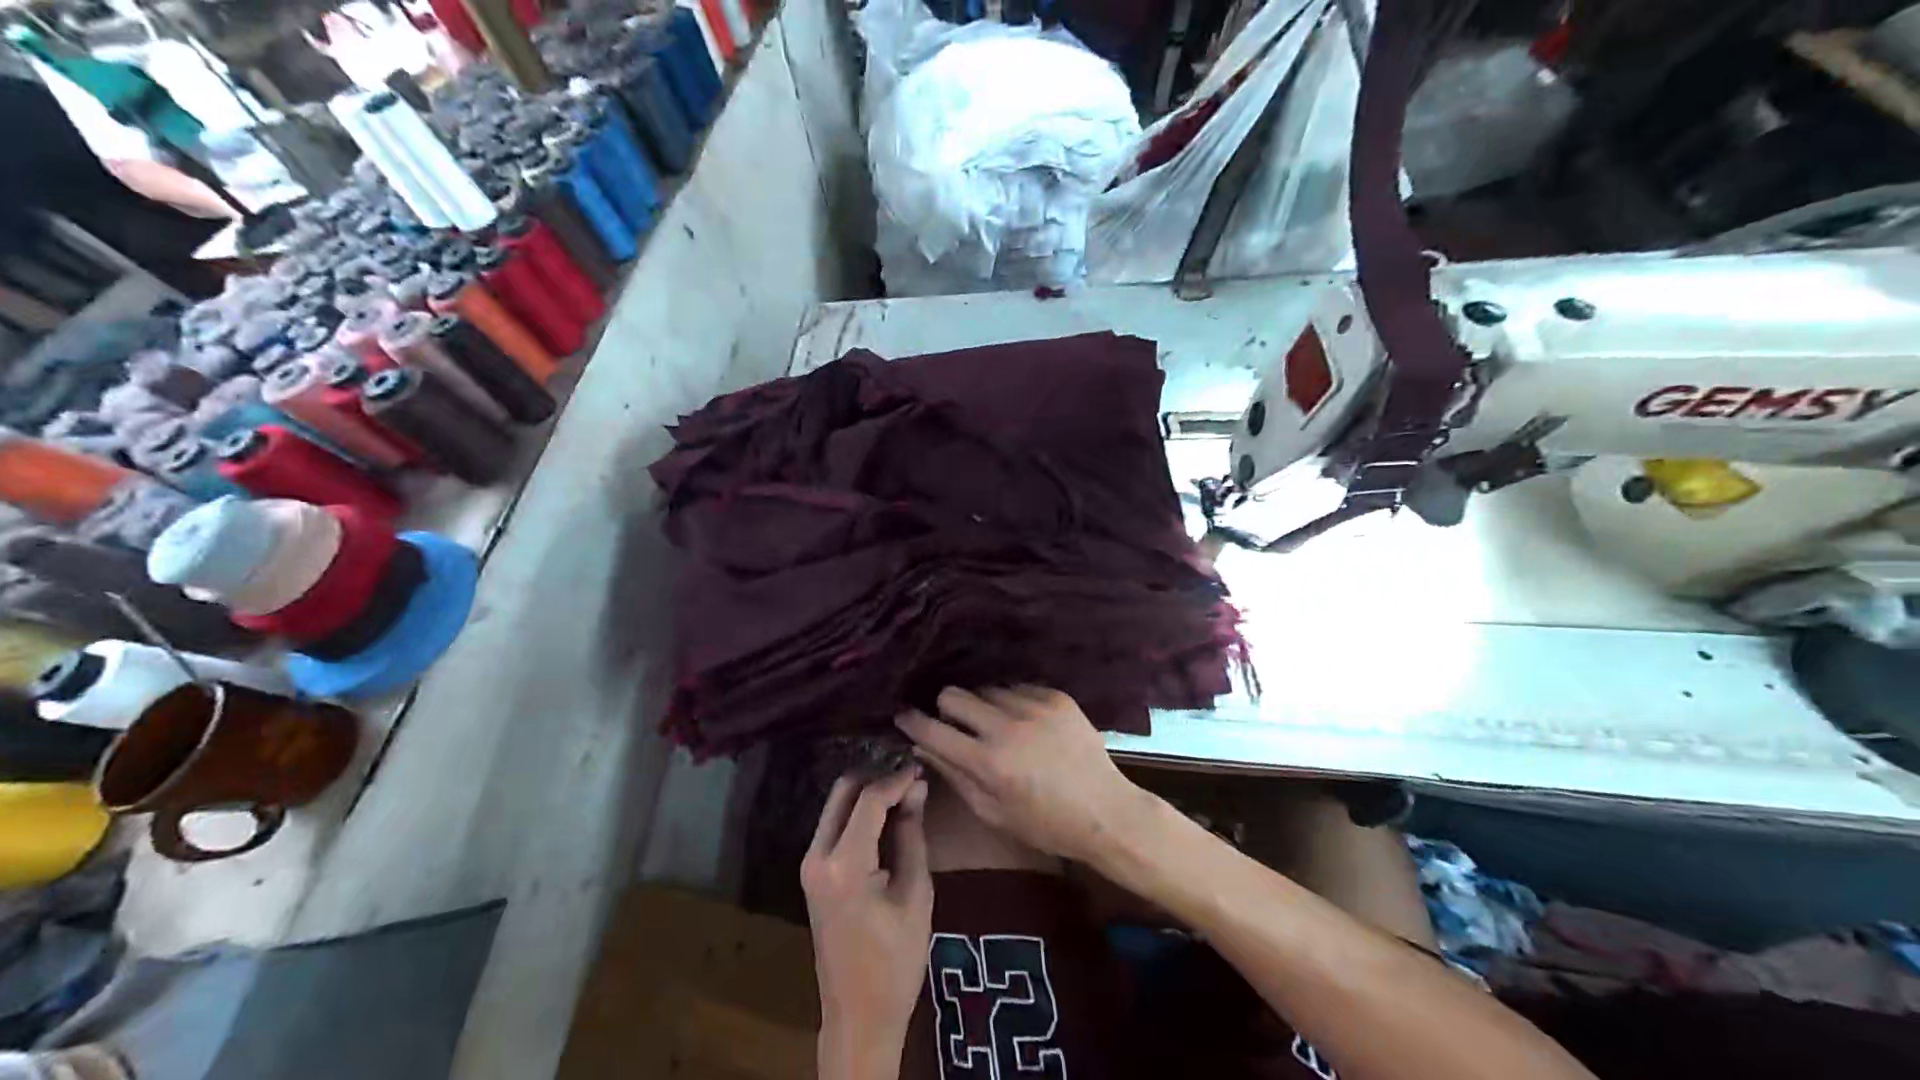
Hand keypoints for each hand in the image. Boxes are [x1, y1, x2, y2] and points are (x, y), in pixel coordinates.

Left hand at [802, 768, 931, 1079]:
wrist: (858, 1012)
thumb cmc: (896, 960)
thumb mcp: (915, 893)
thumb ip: (912, 835)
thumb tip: (916, 788)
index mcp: (843, 865)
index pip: (869, 799)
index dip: (897, 779)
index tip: (922, 770)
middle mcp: (817, 856)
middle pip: (843, 791)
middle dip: (877, 776)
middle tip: (911, 776)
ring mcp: (809, 864)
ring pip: (835, 804)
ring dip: (866, 791)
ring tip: (903, 790)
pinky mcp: (811, 872)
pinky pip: (833, 824)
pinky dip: (858, 811)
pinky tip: (885, 813)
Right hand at [896, 687, 1152, 864]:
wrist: (1106, 812)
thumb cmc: (1045, 823)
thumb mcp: (992, 811)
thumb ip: (954, 775)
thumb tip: (921, 748)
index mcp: (988, 762)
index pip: (933, 731)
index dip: (912, 722)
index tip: (902, 715)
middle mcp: (1007, 726)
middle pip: (953, 694)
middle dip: (947, 708)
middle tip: (957, 725)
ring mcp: (1034, 707)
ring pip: (986, 690)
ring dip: (983, 707)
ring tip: (999, 728)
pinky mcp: (1057, 697)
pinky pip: (1018, 688)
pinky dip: (1014, 704)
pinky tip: (1027, 724)